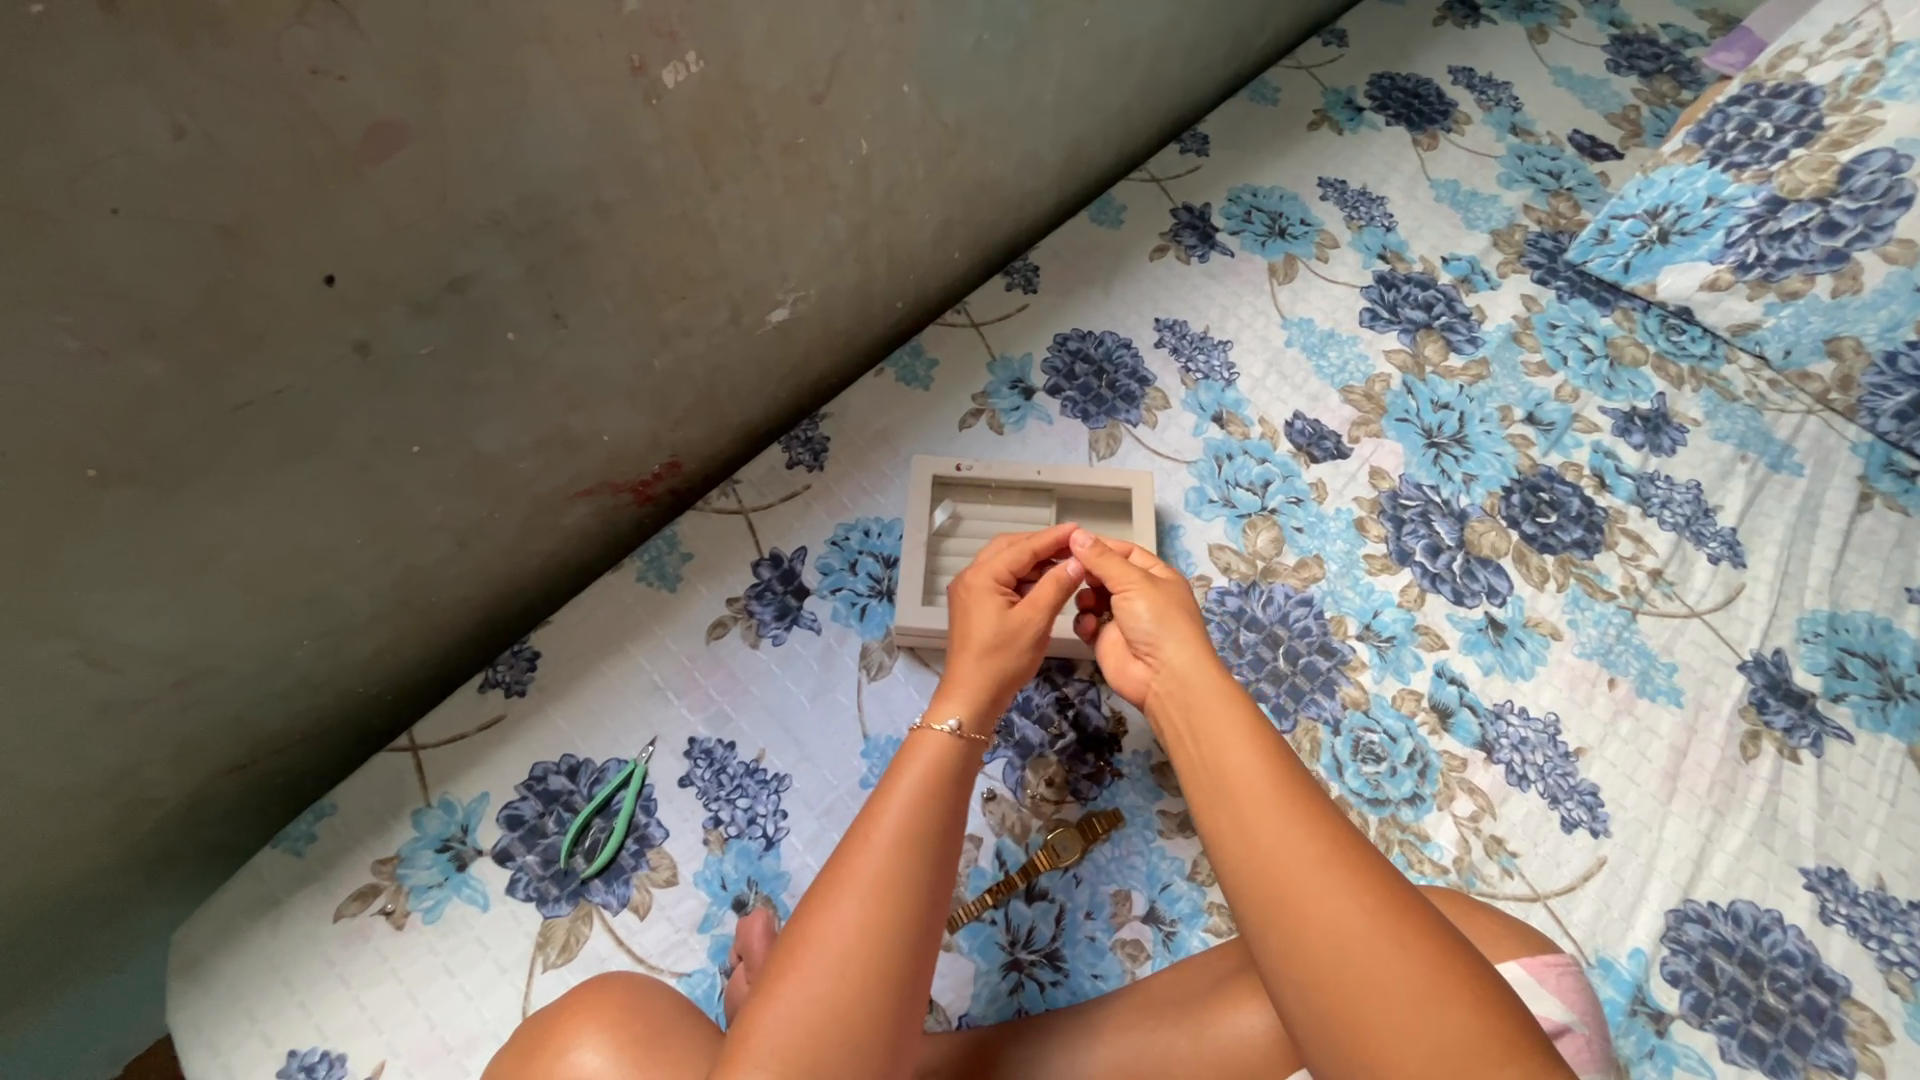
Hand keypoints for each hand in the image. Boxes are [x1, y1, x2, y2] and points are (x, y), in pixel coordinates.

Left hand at [936, 522, 1087, 730]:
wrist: (971, 697)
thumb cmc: (1002, 660)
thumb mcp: (1035, 621)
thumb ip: (1056, 586)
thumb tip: (1077, 561)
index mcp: (982, 575)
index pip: (1024, 547)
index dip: (1054, 537)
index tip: (1080, 529)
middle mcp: (971, 576)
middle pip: (1010, 548)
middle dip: (1042, 546)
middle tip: (1073, 545)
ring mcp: (970, 591)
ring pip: (1005, 564)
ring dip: (1033, 562)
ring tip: (1064, 562)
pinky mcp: (973, 606)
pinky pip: (1001, 581)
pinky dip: (1023, 579)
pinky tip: (1045, 583)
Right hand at [1067, 529, 1223, 710]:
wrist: (1165, 678)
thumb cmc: (1158, 621)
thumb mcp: (1133, 582)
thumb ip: (1102, 558)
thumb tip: (1077, 533)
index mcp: (1155, 575)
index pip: (1124, 551)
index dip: (1099, 546)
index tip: (1071, 542)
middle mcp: (1139, 594)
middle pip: (1105, 574)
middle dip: (1088, 572)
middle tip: (1070, 570)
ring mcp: (1122, 618)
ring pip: (1093, 597)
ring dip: (1085, 597)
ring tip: (1086, 603)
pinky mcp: (1107, 640)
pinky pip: (1088, 622)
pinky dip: (1086, 621)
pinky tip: (1091, 626)